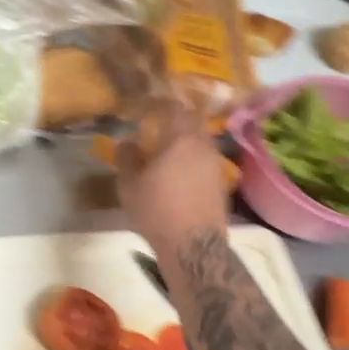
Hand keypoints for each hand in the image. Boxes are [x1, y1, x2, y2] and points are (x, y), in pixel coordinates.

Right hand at [113, 108, 228, 251]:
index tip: (147, 106)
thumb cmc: (156, 210)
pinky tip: (177, 175)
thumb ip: (127, 158)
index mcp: (180, 140)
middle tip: (157, 127)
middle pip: (193, 123)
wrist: (193, 245)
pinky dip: (191, 160)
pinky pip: (204, 161)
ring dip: (184, 142)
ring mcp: (215, 165)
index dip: (162, 104)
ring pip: (200, 142)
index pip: (176, 108)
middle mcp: (203, 146)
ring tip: (165, 152)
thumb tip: (128, 142)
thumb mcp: (129, 184)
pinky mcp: (221, 184)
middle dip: (175, 121)